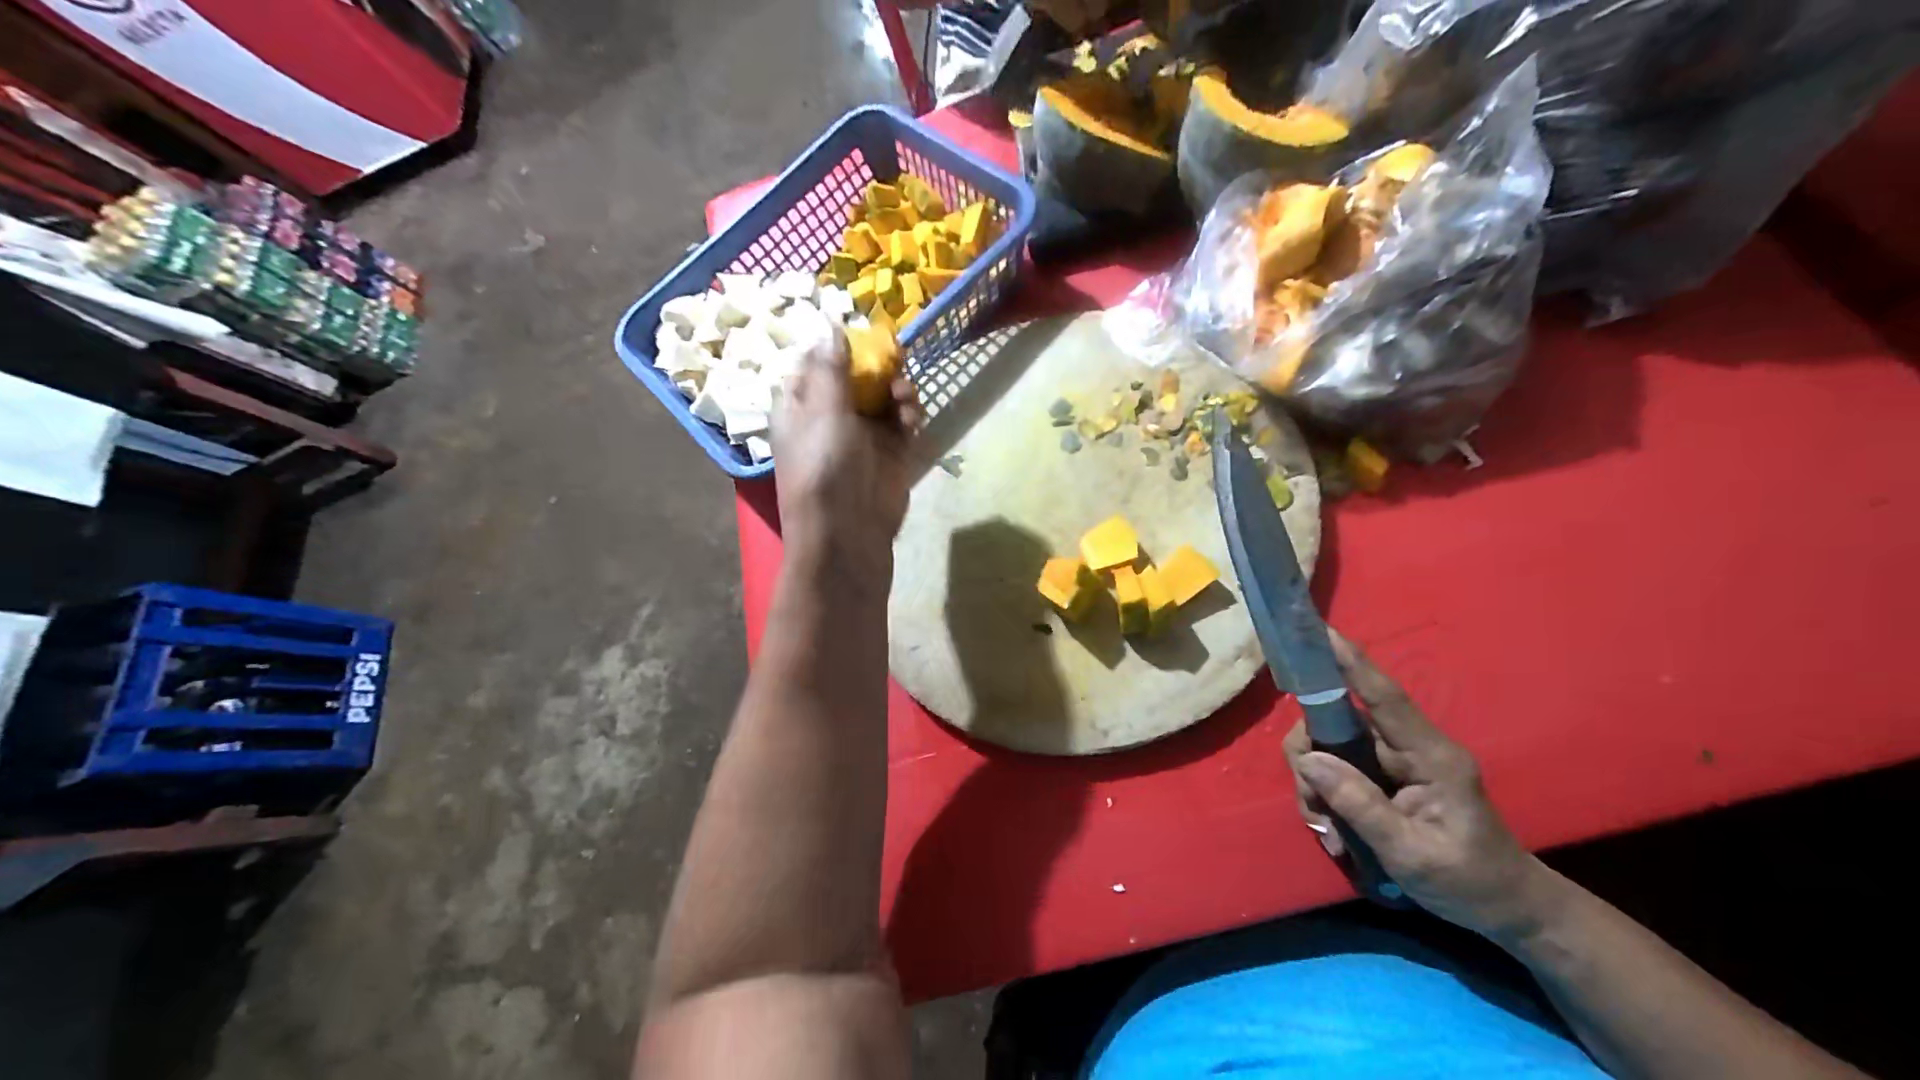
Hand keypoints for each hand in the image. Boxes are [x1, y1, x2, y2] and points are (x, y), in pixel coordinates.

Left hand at [772, 330, 921, 580]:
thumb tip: (830, 325)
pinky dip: (910, 413)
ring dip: (897, 388)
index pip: (815, 364)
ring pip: (885, 395)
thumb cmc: (824, 468)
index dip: (836, 346)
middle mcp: (831, 416)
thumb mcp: (821, 411)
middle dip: (876, 365)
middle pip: (857, 375)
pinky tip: (912, 417)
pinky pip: (904, 420)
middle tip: (893, 358)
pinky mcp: (892, 451)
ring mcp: (864, 434)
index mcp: (801, 406)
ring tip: (903, 395)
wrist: (849, 531)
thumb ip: (830, 368)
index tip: (859, 332)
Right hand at [1283, 632, 1550, 941]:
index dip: (1352, 662)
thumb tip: (1309, 759)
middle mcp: (1408, 746)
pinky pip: (1335, 768)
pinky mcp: (1383, 773)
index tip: (1321, 631)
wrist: (1507, 907)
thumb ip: (1359, 805)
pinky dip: (1324, 796)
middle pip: (1336, 724)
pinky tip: (1334, 831)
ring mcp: (1394, 759)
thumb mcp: (1412, 853)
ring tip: (1328, 832)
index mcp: (1431, 756)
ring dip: (1315, 786)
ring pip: (1328, 747)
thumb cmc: (1470, 882)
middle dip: (1310, 761)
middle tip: (1315, 813)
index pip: (1384, 697)